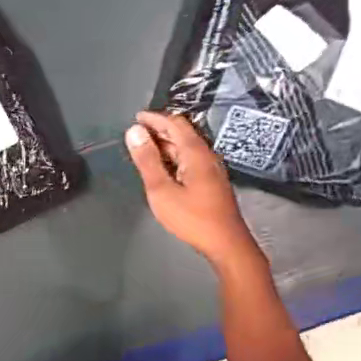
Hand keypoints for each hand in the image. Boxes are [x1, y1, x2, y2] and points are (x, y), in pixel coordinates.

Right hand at [125, 111, 265, 275]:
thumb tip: (134, 131)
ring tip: (146, 150)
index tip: (137, 118)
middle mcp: (207, 155)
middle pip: (182, 133)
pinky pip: (192, 160)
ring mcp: (212, 169)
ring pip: (187, 147)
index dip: (154, 118)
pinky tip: (165, 169)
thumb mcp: (162, 190)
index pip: (174, 123)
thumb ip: (147, 160)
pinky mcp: (213, 182)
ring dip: (167, 144)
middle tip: (138, 134)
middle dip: (159, 130)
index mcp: (195, 152)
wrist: (226, 242)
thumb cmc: (193, 218)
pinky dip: (175, 157)